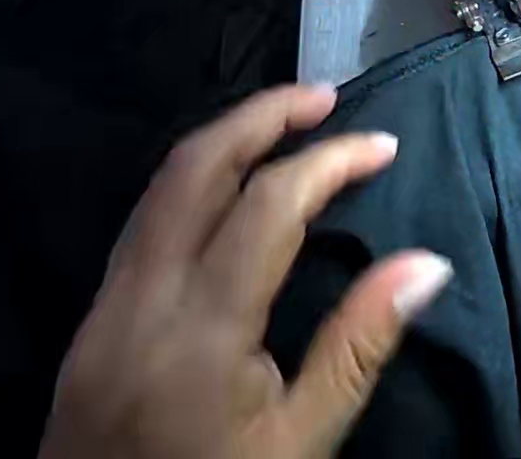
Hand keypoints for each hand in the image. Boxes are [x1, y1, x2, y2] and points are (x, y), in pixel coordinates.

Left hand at [39, 83, 453, 458]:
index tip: (381, 145)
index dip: (331, 161)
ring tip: (287, 116)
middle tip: (322, 96)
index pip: (268, 207)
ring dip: (229, 133)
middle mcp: (141, 300)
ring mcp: (107, 301)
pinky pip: (149, 211)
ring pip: (163, 180)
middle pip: (197, 166)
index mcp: (199, 337)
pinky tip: (234, 172)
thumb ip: (360, 344)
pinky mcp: (94, 312)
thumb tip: (426, 263)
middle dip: (264, 114)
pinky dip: (199, 170)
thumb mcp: (302, 446)